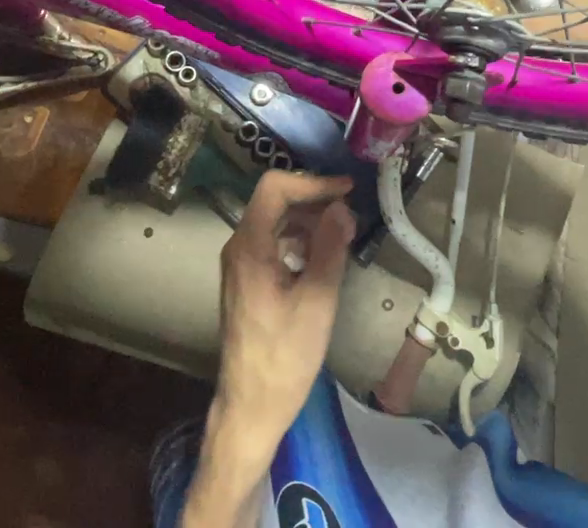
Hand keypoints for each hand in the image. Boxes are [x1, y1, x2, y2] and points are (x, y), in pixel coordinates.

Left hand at [183, 171, 355, 527]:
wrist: (251, 404)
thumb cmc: (285, 356)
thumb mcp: (317, 301)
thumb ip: (329, 249)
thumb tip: (342, 208)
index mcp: (249, 246)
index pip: (274, 188)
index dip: (312, 182)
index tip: (346, 191)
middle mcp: (237, 247)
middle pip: (272, 201)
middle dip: (313, 200)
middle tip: (350, 213)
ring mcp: (238, 263)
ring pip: (273, 222)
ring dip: (307, 221)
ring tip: (342, 234)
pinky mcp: (245, 279)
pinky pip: (270, 243)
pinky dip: (297, 240)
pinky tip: (321, 257)